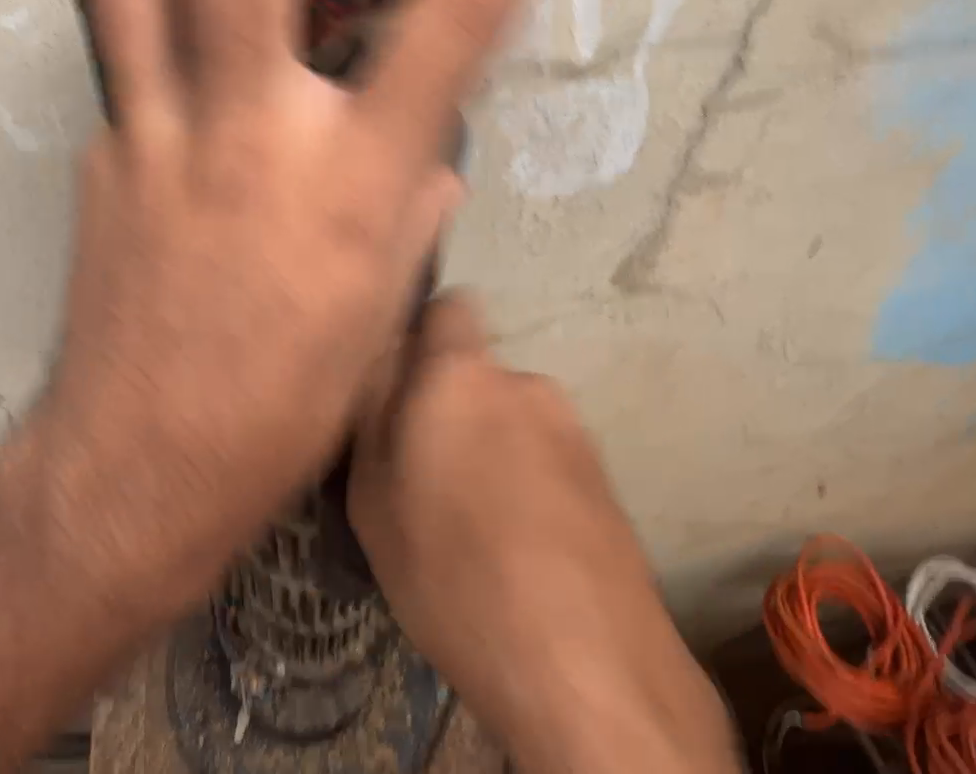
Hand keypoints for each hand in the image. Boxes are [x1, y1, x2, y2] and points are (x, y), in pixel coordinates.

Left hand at [19, 0, 592, 618]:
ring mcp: (157, 136)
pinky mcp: (100, 155)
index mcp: (355, 182)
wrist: (144, 462)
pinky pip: (117, 54)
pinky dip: (133, 1)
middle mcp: (254, 133)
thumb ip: (406, 207)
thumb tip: (422, 144)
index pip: (453, 16)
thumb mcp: (377, 311)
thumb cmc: (283, 406)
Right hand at [350, 295, 738, 773]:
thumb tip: (378, 359)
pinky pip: (541, 455)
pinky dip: (520, 480)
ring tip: (466, 524)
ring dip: (482, 447)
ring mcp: (574, 431)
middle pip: (470, 372)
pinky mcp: (604, 477)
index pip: (446, 307)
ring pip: (505, 417)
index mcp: (462, 376)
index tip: (393, 388)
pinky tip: (512, 546)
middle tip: (416, 478)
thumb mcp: (372, 498)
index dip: (417, 335)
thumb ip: (371, 413)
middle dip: (442, 406)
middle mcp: (525, 384)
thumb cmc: (452, 575)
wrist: (588, 667)